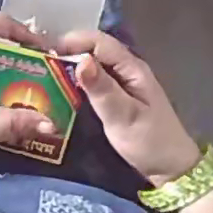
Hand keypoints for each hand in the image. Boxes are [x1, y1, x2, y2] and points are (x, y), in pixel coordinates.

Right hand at [55, 31, 200, 184]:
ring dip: (71, 65)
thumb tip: (80, 60)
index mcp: (132, 68)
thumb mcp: (123, 117)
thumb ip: (101, 89)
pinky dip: (78, 79)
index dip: (73, 41)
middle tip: (40, 63)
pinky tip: (62, 88)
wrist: (172, 170)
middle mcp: (127, 70)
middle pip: (95, 49)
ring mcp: (123, 83)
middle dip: (68, 51)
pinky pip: (95, 79)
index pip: (100, 41)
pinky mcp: (118, 96)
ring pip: (94, 63)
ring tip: (45, 73)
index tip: (46, 52)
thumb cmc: (149, 142)